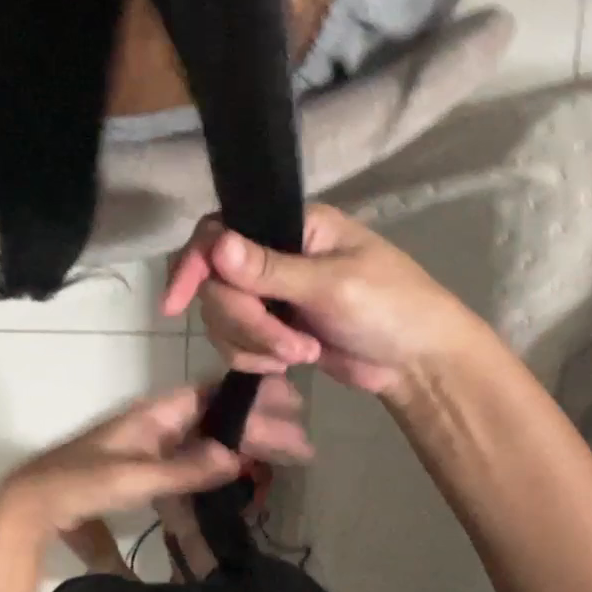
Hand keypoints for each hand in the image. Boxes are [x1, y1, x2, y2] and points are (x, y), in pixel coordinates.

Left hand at [1, 380, 311, 531]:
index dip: (252, 397)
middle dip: (258, 425)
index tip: (292, 405)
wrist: (34, 502)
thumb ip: (182, 470)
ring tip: (285, 457)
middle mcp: (157, 424)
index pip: (213, 395)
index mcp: (154, 414)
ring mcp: (151, 447)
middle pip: (217, 417)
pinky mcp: (144, 470)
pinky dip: (218, 466)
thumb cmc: (78, 482)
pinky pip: (192, 461)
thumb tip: (236, 458)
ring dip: (244, 445)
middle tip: (303, 444)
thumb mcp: (132, 477)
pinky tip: (238, 476)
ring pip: (207, 438)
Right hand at [161, 205, 485, 396]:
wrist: (417, 363)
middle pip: (215, 286)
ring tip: (300, 355)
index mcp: (291, 226)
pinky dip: (253, 358)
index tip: (173, 304)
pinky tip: (287, 364)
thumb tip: (216, 245)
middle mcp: (271, 254)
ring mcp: (269, 294)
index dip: (192, 267)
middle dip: (246, 323)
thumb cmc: (393, 309)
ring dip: (253, 345)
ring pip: (220, 319)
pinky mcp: (269, 328)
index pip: (218, 234)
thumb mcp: (334, 287)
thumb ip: (270, 269)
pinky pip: (233, 342)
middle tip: (288, 347)